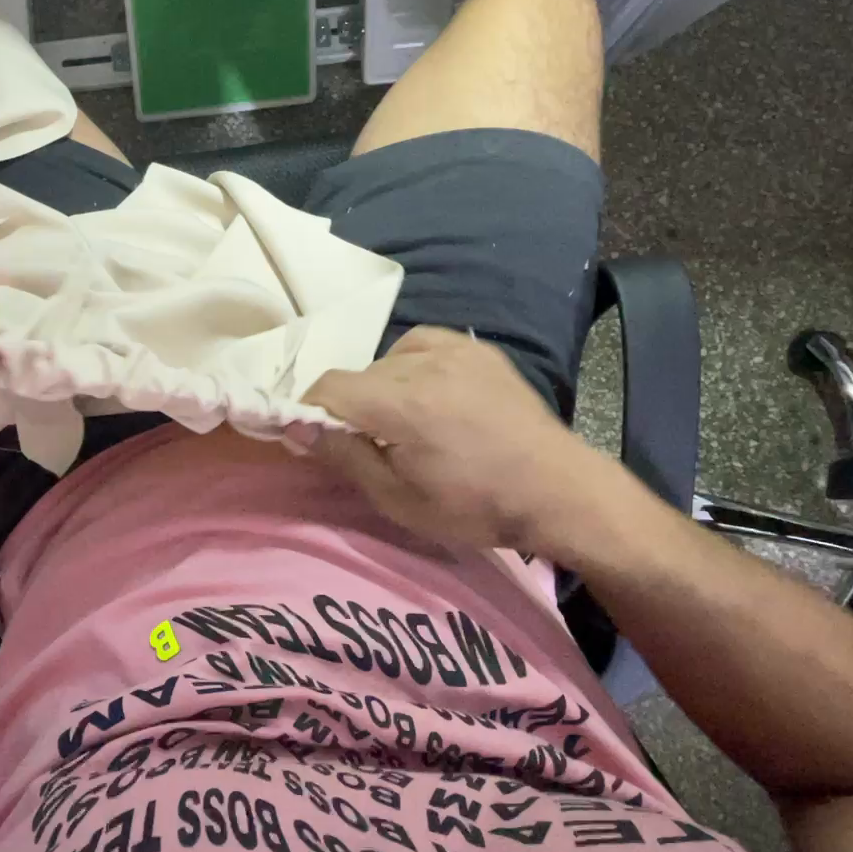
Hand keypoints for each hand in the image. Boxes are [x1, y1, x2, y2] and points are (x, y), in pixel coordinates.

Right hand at [296, 326, 618, 556]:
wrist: (558, 492)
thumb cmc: (474, 508)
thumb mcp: (397, 498)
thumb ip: (343, 455)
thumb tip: (294, 426)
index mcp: (403, 405)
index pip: (328, 387)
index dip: (310, 412)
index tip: (315, 439)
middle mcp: (425, 365)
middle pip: (356, 376)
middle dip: (348, 408)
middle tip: (366, 444)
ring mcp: (455, 351)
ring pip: (385, 361)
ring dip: (378, 389)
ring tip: (402, 422)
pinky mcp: (476, 349)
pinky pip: (419, 343)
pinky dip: (407, 364)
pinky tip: (422, 391)